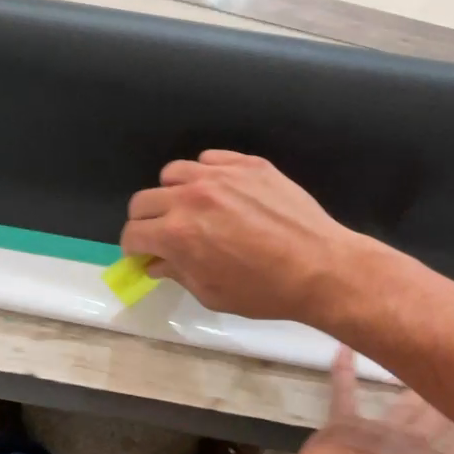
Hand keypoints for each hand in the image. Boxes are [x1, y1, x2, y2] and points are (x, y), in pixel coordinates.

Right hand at [122, 151, 370, 321]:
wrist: (320, 268)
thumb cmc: (263, 292)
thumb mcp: (210, 293)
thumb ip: (177, 273)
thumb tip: (157, 263)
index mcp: (177, 235)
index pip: (133, 233)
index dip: (133, 248)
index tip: (143, 255)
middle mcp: (191, 198)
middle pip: (143, 200)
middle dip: (145, 222)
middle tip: (161, 236)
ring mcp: (220, 175)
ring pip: (172, 173)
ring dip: (171, 194)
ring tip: (190, 210)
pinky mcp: (248, 164)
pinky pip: (209, 159)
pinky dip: (204, 175)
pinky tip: (219, 194)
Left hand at [300, 348, 453, 453]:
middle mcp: (420, 443)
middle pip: (442, 415)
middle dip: (453, 399)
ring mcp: (383, 426)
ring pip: (406, 399)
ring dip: (416, 383)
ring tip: (427, 366)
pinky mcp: (346, 419)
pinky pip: (345, 389)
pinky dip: (343, 368)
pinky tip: (344, 345)